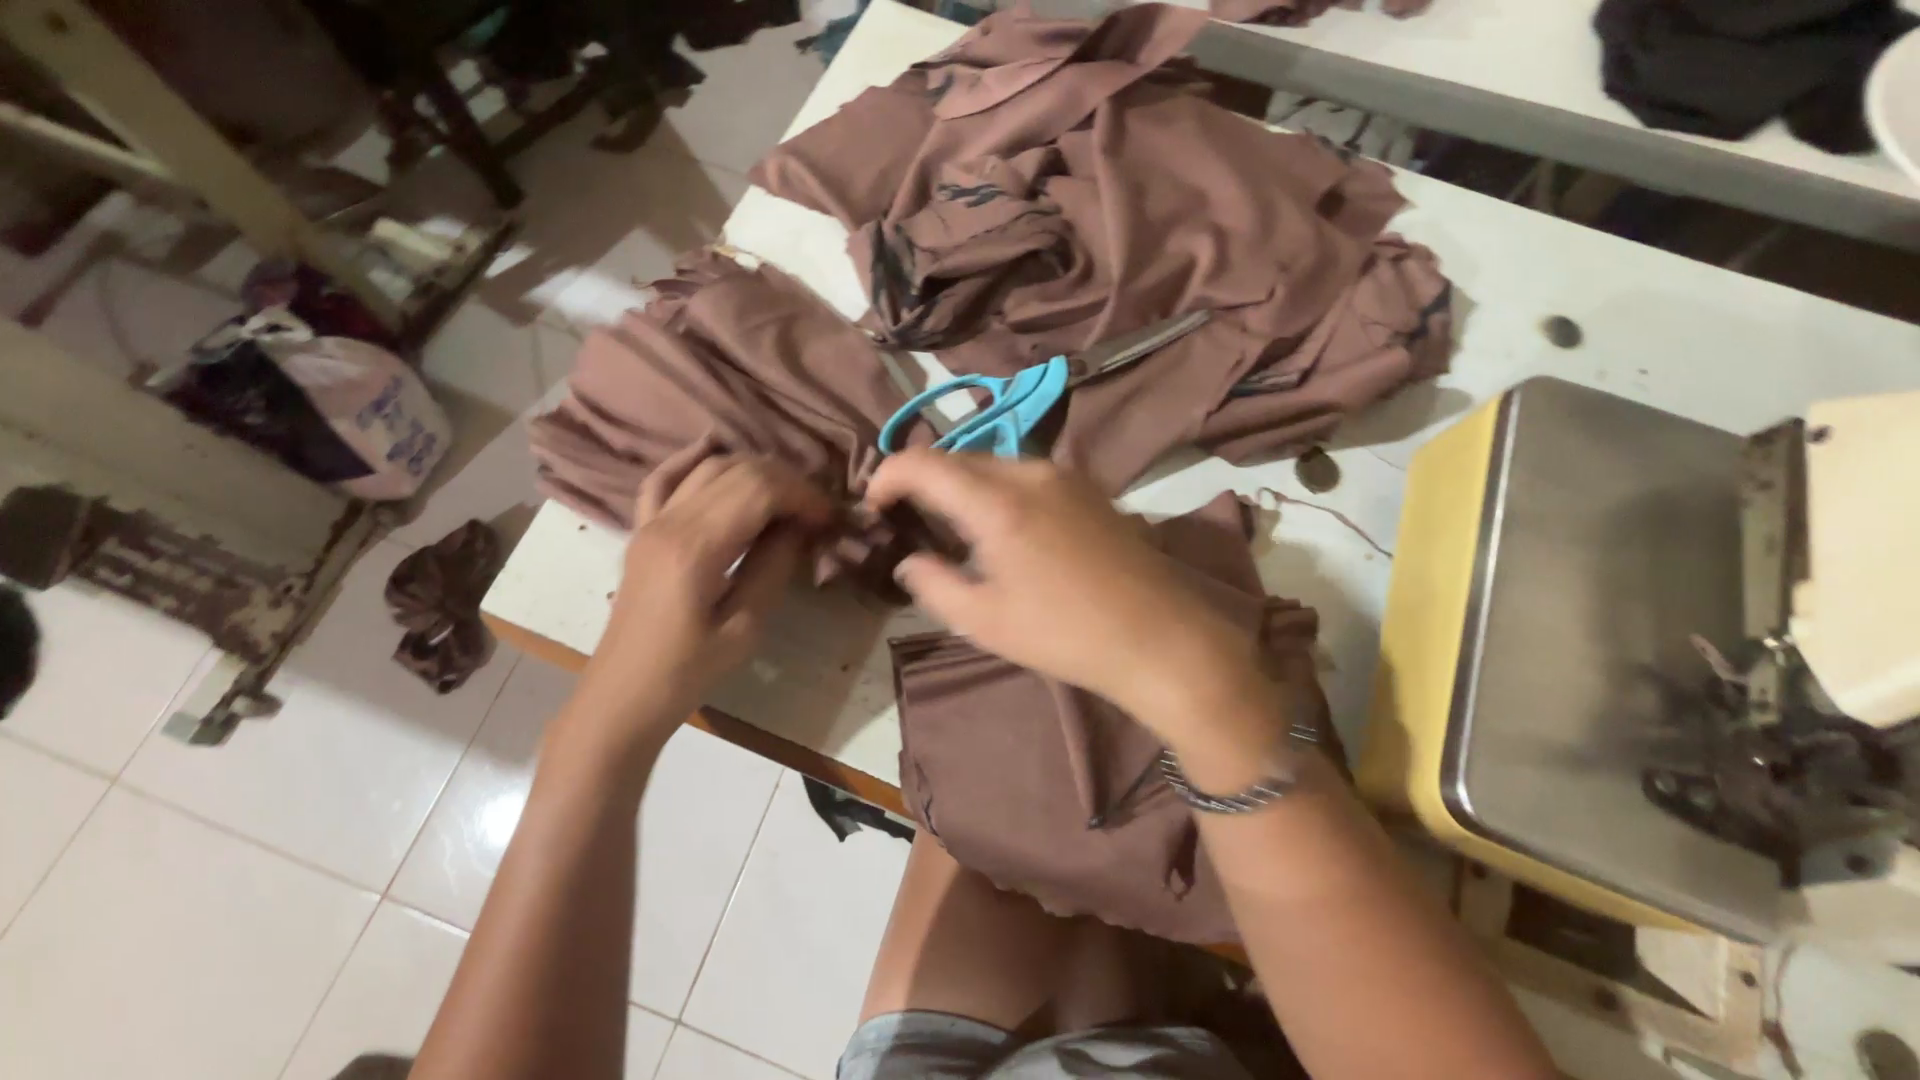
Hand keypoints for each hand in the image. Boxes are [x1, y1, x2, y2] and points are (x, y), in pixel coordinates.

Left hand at [574, 453, 833, 745]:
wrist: (624, 696)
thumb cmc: (687, 672)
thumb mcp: (744, 627)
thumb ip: (772, 567)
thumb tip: (800, 527)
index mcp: (695, 547)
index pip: (759, 490)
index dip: (803, 495)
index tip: (831, 517)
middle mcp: (669, 520)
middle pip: (736, 470)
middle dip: (786, 481)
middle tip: (818, 509)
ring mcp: (650, 521)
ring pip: (706, 467)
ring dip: (752, 469)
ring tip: (787, 494)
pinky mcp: (641, 531)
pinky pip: (664, 479)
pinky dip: (692, 459)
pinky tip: (714, 447)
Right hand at [865, 451, 1270, 742]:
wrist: (1161, 638)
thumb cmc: (1066, 635)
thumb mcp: (984, 621)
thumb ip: (933, 584)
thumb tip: (908, 560)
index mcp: (998, 502)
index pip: (923, 463)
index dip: (887, 476)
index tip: (873, 505)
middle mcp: (1031, 473)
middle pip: (958, 458)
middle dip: (923, 481)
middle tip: (907, 521)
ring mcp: (1067, 476)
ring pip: (994, 464)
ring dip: (963, 486)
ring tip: (953, 529)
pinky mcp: (1090, 489)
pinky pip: (1027, 476)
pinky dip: (998, 491)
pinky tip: (1003, 530)